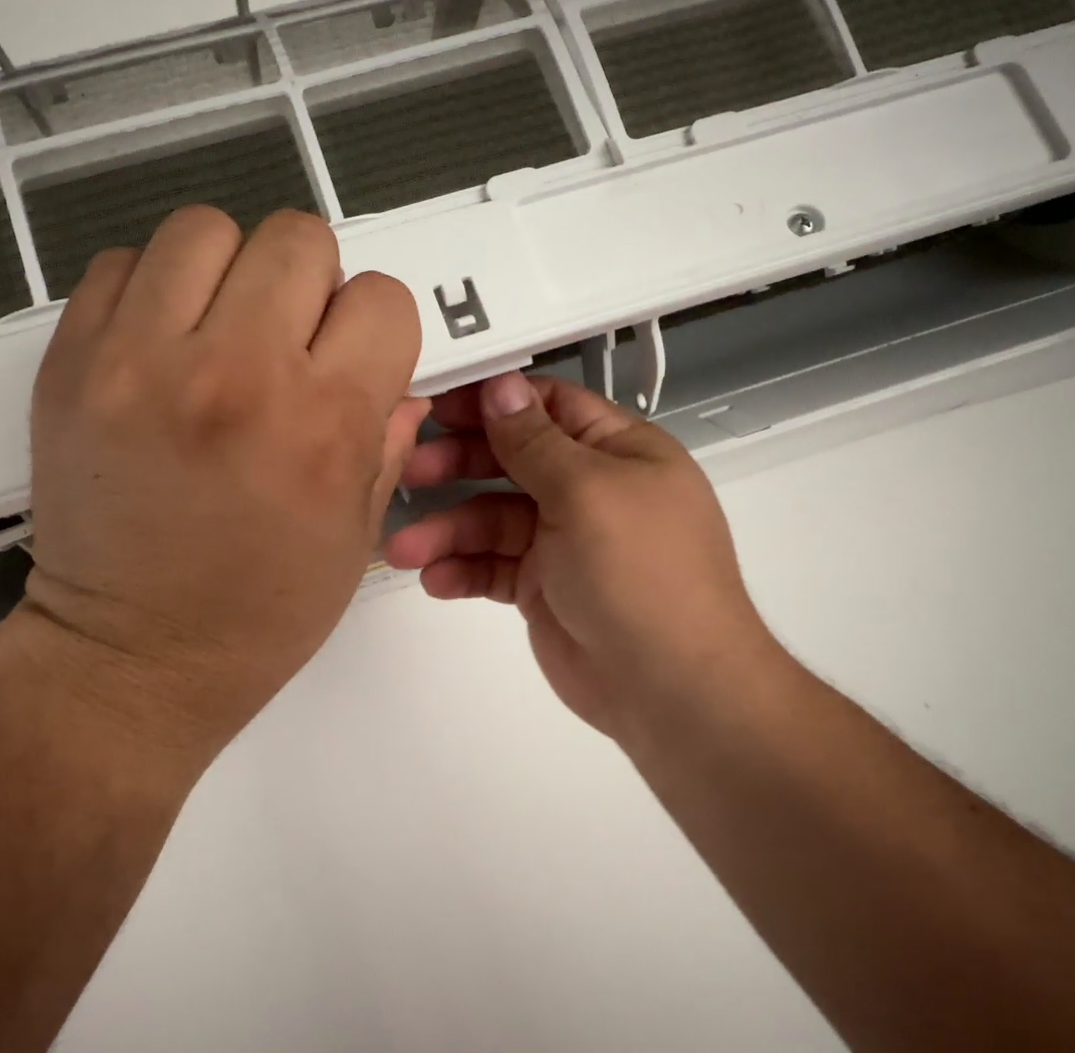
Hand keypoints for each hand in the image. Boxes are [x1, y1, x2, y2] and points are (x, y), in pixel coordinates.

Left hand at [21, 206, 428, 757]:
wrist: (130, 658)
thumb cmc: (258, 615)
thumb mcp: (354, 536)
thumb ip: (383, 437)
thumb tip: (393, 376)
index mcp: (321, 426)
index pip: (382, 298)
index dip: (377, 329)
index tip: (351, 362)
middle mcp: (233, 374)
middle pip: (298, 239)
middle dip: (311, 286)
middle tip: (288, 343)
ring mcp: (138, 360)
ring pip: (207, 228)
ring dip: (230, 272)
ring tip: (220, 331)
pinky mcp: (69, 363)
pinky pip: (121, 263)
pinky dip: (152, 290)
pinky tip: (161, 347)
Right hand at [385, 372, 778, 740]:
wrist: (670, 687)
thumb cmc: (640, 572)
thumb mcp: (587, 492)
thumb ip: (535, 441)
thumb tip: (501, 387)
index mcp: (618, 451)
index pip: (549, 406)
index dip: (493, 401)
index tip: (437, 404)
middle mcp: (591, 490)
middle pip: (510, 460)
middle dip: (457, 465)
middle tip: (407, 471)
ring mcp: (564, 541)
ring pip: (492, 519)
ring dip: (447, 531)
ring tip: (404, 549)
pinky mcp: (543, 588)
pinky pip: (493, 567)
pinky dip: (463, 571)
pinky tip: (437, 581)